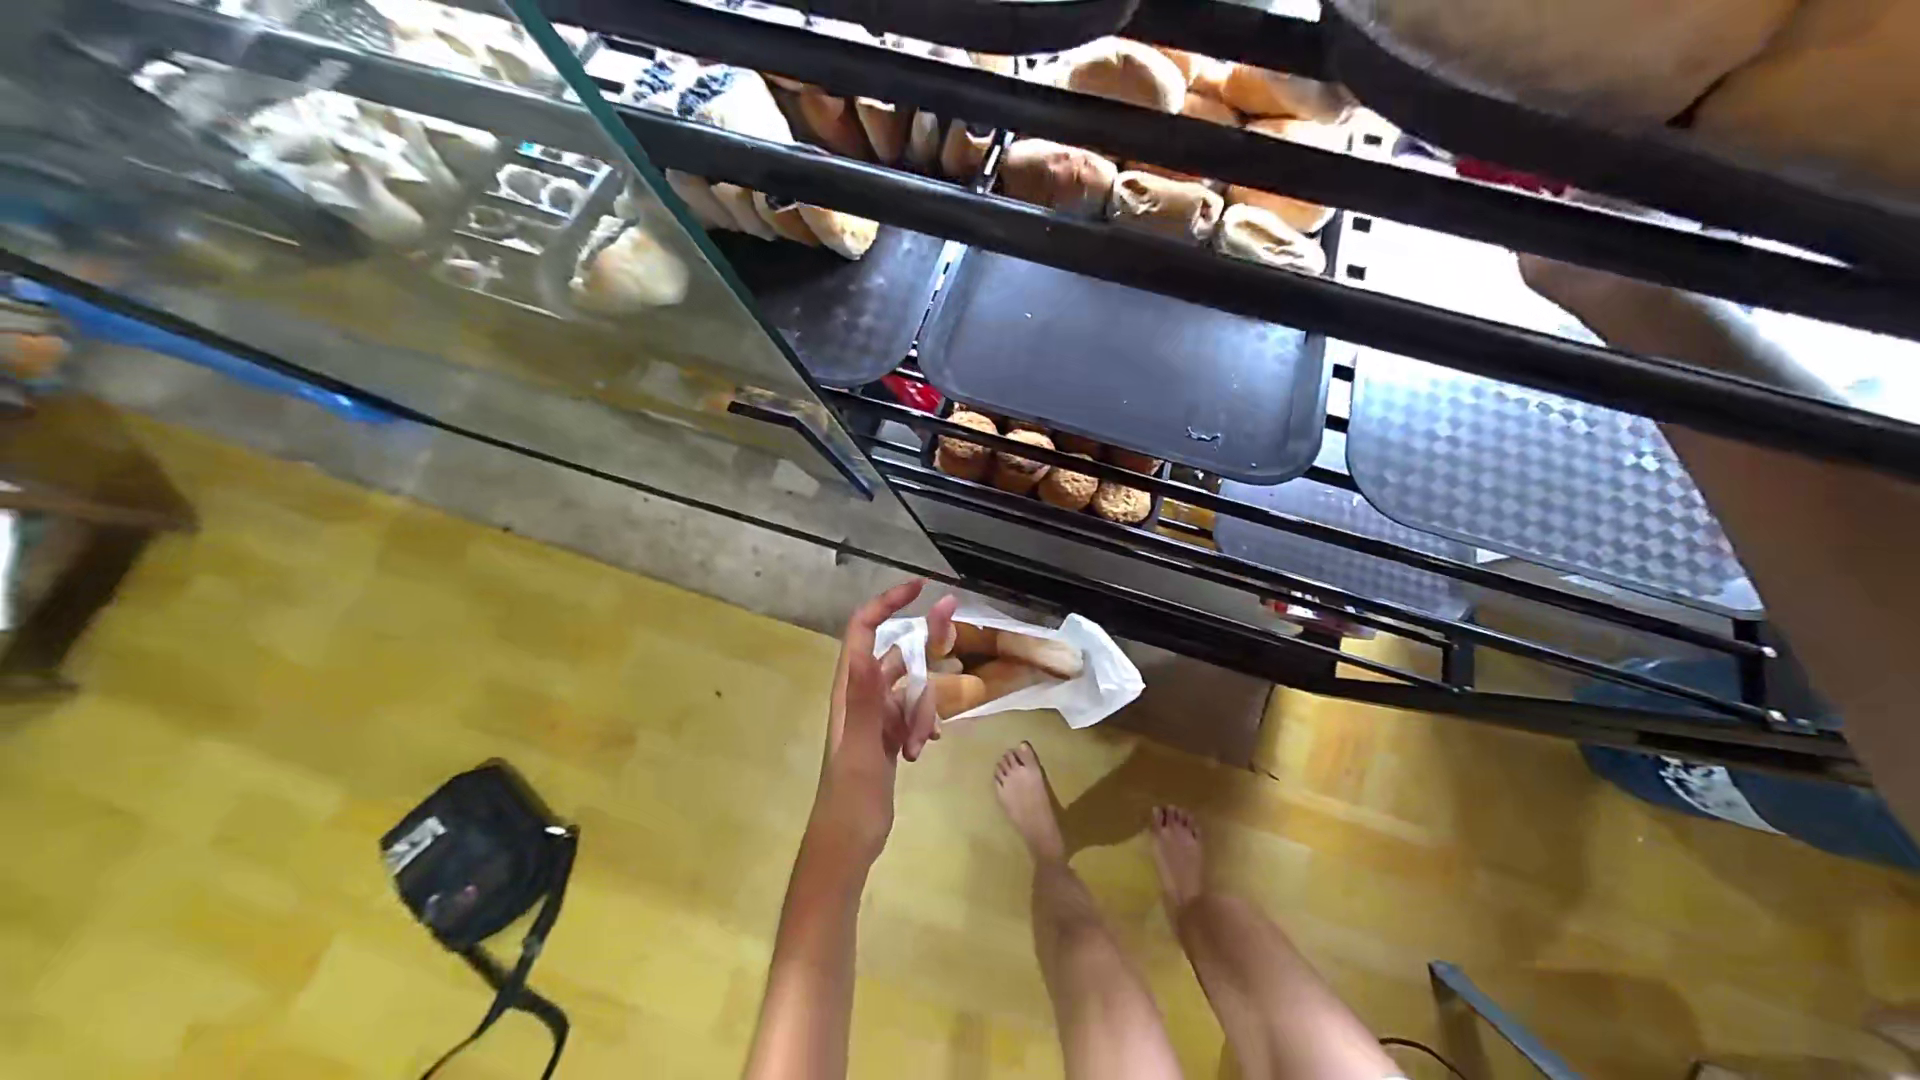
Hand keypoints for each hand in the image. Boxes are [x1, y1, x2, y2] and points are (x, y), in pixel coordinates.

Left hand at [808, 580, 957, 867]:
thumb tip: (865, 650)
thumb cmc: (851, 798)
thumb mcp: (862, 748)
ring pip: (912, 688)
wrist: (848, 842)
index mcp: (850, 690)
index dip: (886, 603)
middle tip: (953, 624)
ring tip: (917, 748)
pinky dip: (925, 724)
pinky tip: (924, 750)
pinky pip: (916, 713)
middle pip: (896, 653)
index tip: (920, 588)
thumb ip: (864, 700)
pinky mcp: (888, 734)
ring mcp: (877, 715)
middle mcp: (862, 695)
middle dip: (924, 647)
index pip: (863, 630)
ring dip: (925, 711)